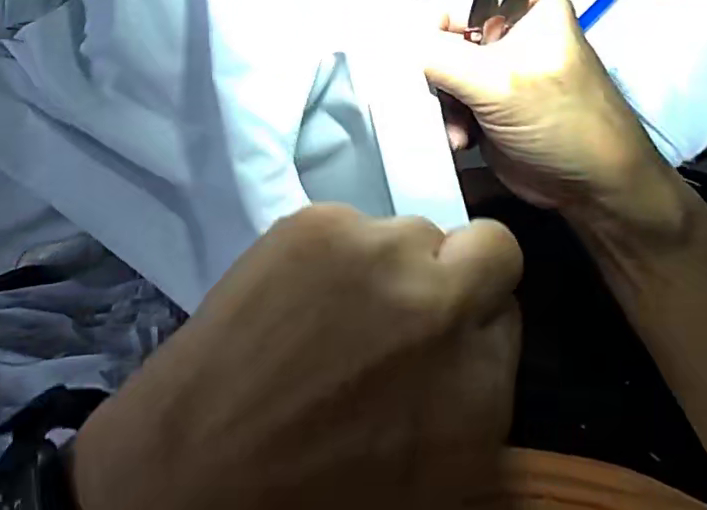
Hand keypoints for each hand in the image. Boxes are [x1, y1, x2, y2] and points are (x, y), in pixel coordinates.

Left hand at [71, 205, 522, 509]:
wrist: (197, 471)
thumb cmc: (318, 491)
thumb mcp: (433, 473)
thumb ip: (469, 389)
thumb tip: (471, 334)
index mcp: (482, 385)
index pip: (509, 308)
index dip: (474, 313)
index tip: (442, 323)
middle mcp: (442, 306)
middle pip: (491, 246)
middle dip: (464, 264)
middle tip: (411, 292)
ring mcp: (379, 253)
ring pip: (408, 230)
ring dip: (387, 261)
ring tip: (334, 303)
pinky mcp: (321, 224)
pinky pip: (349, 223)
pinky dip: (332, 251)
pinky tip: (295, 293)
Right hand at [418, 0, 694, 239]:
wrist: (597, 190)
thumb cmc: (565, 125)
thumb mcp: (499, 82)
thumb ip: (440, 56)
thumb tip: (392, 41)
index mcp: (521, 7)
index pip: (451, 3)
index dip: (422, 31)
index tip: (401, 62)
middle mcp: (506, 31)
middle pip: (440, 39)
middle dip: (433, 74)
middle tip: (432, 100)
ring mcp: (495, 69)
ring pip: (438, 72)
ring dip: (440, 103)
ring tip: (454, 128)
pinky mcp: (487, 102)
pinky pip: (447, 99)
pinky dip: (447, 119)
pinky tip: (461, 138)